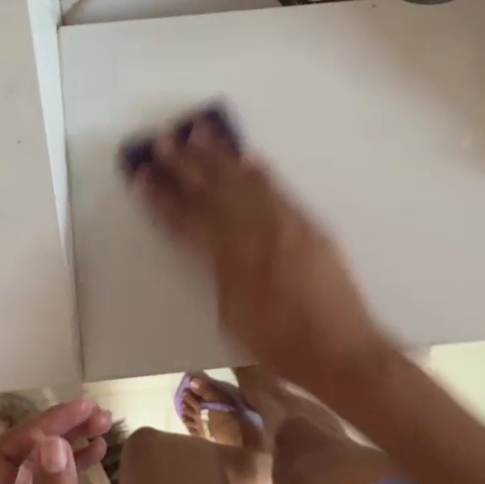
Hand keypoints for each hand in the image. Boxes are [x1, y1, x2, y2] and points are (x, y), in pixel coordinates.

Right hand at [134, 123, 392, 388]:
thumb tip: (214, 251)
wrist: (342, 350)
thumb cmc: (280, 346)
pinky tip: (247, 158)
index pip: (187, 221)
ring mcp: (286, 225)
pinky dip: (261, 173)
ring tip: (200, 133)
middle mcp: (256, 233)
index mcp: (230, 259)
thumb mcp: (233, 317)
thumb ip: (220, 276)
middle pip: (214, 192)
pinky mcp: (310, 226)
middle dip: (186, 166)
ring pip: (247, 183)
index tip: (142, 176)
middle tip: (164, 142)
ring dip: (221, 158)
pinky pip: (280, 191)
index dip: (163, 199)